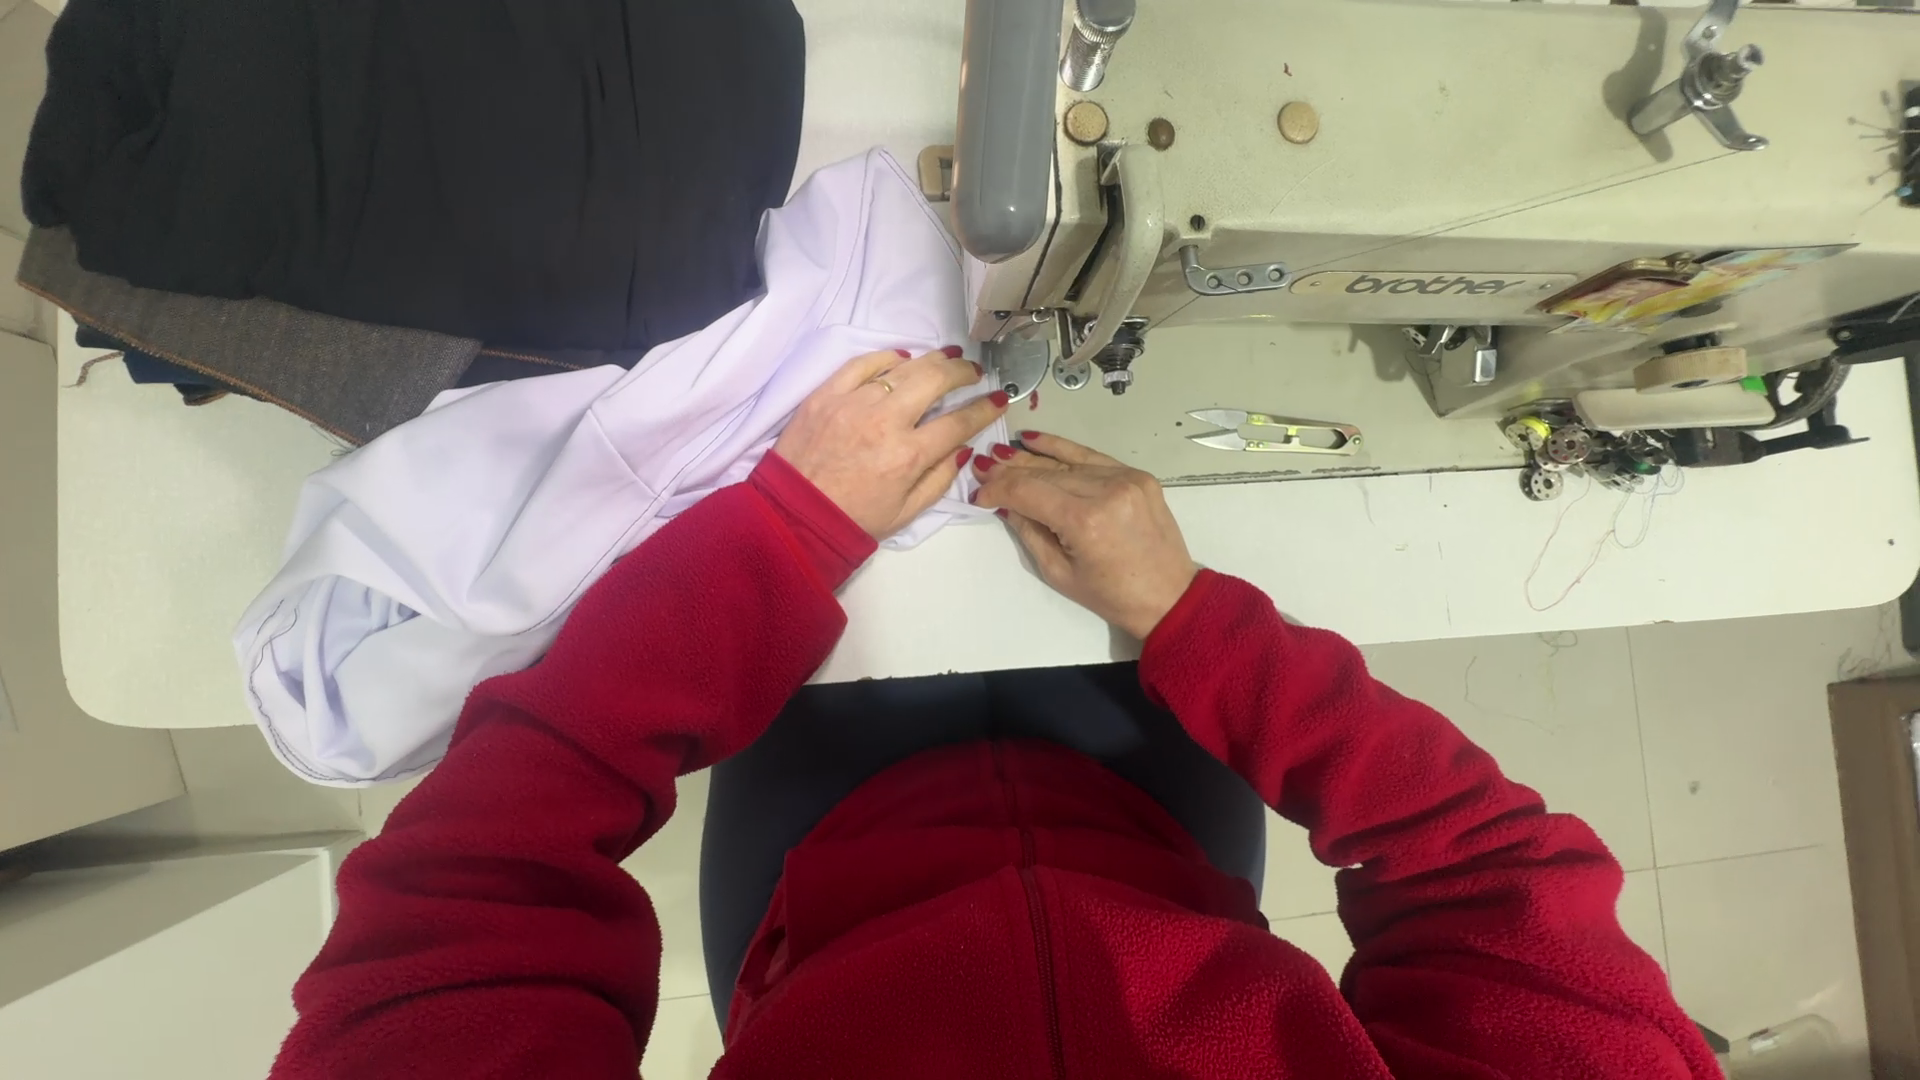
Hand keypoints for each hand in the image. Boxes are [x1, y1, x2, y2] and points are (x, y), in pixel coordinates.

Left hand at [775, 347, 1008, 539]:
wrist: (794, 517)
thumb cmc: (854, 520)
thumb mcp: (907, 513)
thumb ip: (939, 479)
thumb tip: (962, 448)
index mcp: (908, 457)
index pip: (959, 423)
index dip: (984, 409)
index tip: (998, 399)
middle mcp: (885, 423)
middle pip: (935, 381)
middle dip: (962, 372)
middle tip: (973, 372)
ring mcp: (853, 403)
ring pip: (903, 368)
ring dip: (932, 359)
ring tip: (947, 358)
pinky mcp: (825, 394)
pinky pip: (862, 363)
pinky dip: (886, 356)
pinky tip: (902, 358)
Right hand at [970, 432, 1197, 638]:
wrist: (1168, 594)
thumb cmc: (1111, 595)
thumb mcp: (1058, 572)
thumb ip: (1029, 531)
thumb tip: (1004, 503)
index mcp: (1084, 521)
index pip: (1028, 491)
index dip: (998, 489)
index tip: (978, 492)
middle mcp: (1105, 491)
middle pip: (1044, 473)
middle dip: (1009, 471)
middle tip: (982, 466)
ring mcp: (1125, 479)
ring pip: (1065, 464)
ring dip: (1030, 459)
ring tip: (1001, 453)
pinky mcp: (1137, 475)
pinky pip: (1090, 456)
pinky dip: (1061, 448)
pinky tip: (1032, 439)